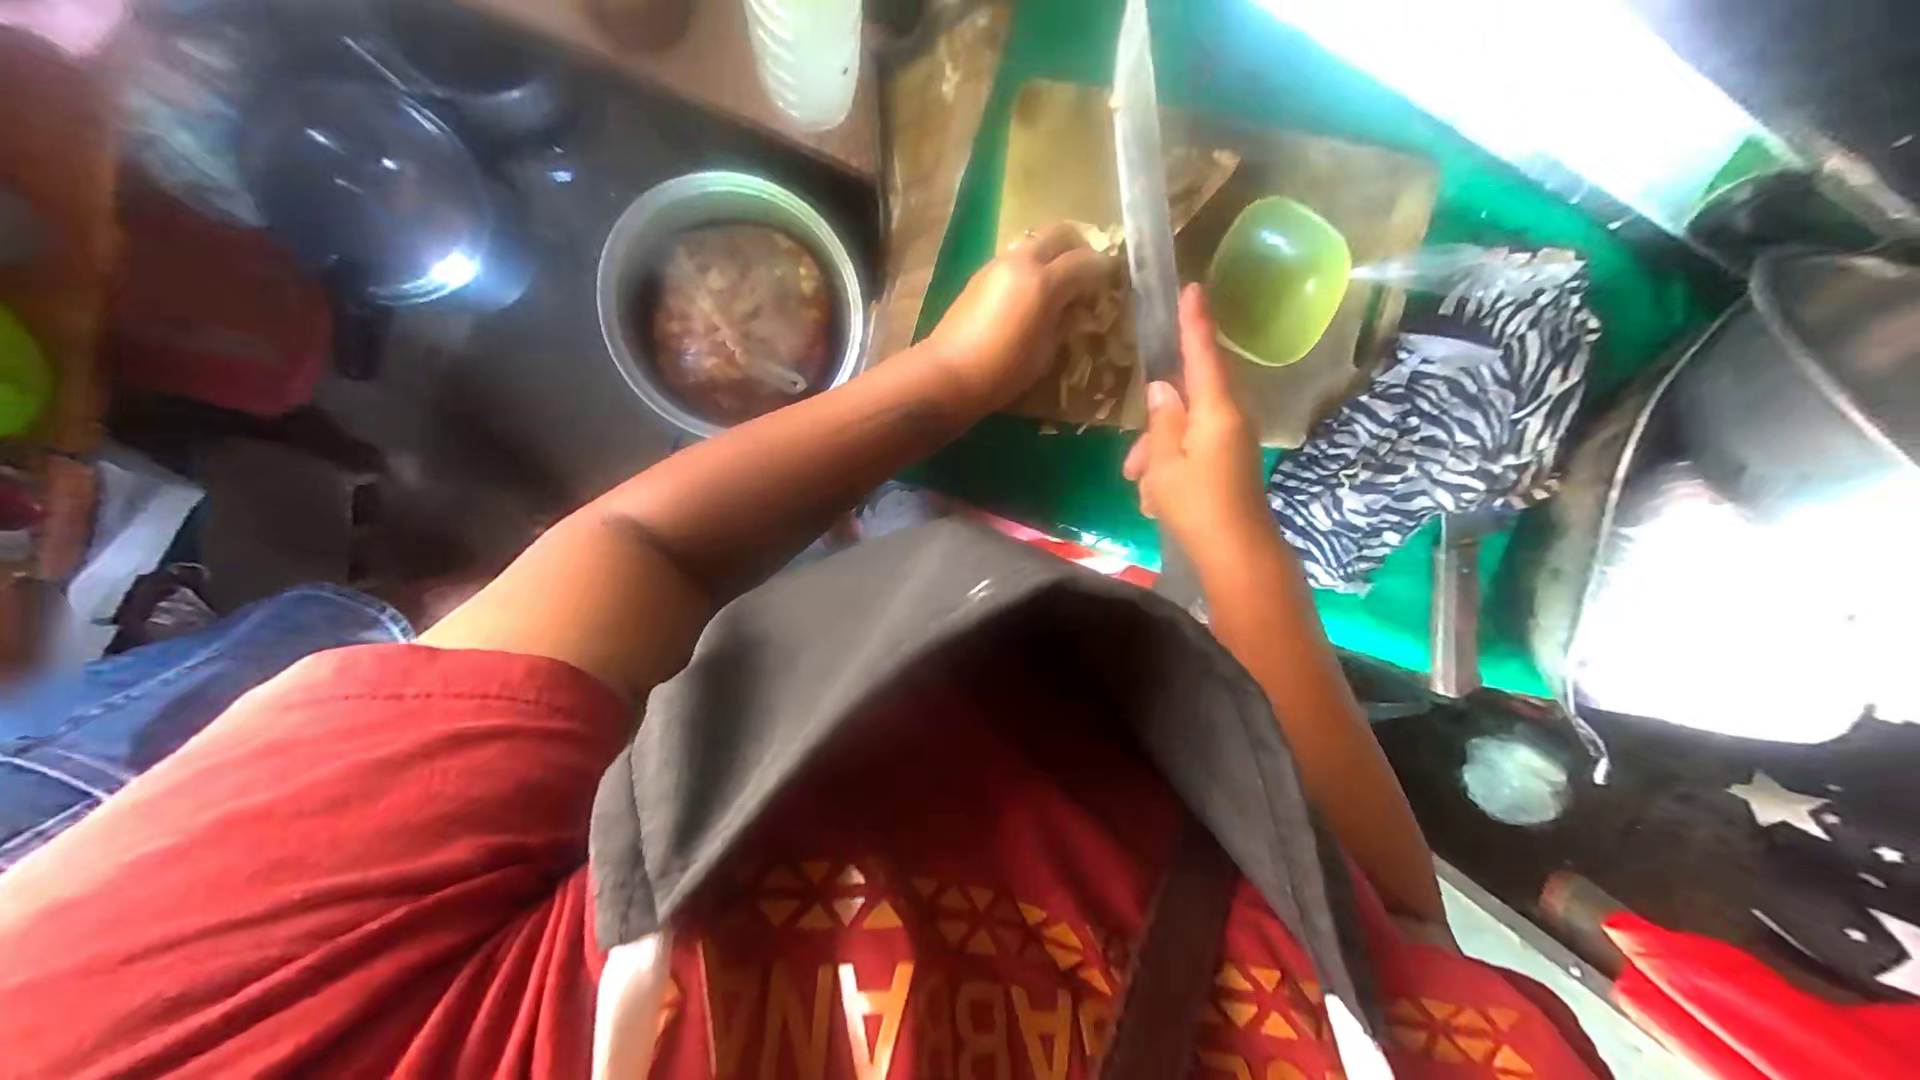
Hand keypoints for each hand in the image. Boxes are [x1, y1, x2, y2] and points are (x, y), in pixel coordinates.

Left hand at [920, 223, 1108, 410]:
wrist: (949, 374)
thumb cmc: (1004, 371)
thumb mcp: (1045, 352)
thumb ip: (1067, 324)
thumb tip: (1083, 312)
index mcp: (1044, 282)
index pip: (1086, 261)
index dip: (1104, 270)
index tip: (1112, 283)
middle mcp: (1023, 261)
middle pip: (1061, 234)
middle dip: (1080, 247)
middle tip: (1088, 273)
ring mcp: (998, 263)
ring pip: (1036, 241)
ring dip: (1053, 253)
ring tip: (1060, 282)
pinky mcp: (981, 273)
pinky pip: (1016, 256)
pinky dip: (1032, 263)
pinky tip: (1033, 290)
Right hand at [1122, 285, 1269, 555]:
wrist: (1236, 554)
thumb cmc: (1196, 505)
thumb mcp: (1164, 463)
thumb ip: (1162, 420)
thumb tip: (1162, 388)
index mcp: (1216, 411)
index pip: (1203, 355)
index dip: (1195, 322)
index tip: (1193, 288)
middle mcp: (1228, 420)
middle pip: (1184, 403)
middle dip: (1154, 429)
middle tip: (1132, 464)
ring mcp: (1230, 443)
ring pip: (1181, 432)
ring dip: (1156, 456)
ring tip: (1141, 491)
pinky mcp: (1227, 464)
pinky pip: (1190, 453)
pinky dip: (1168, 470)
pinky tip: (1155, 499)